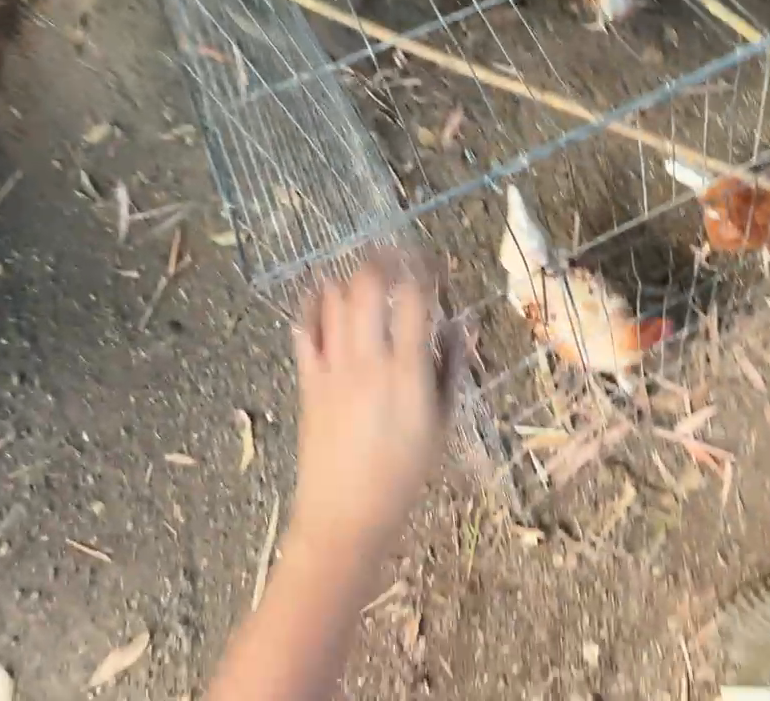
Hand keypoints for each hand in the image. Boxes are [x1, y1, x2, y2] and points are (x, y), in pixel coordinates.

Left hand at [287, 250, 461, 554]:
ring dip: (351, 275)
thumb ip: (452, 367)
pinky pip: (304, 332)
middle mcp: (368, 361)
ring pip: (336, 302)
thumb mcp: (442, 422)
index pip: (415, 300)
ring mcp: (332, 370)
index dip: (427, 272)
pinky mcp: (307, 383)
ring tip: (366, 266)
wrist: (345, 515)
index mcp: (407, 371)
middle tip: (398, 253)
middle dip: (384, 260)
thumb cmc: (405, 472)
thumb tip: (465, 323)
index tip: (437, 264)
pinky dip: (311, 305)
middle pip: (369, 288)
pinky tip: (320, 290)